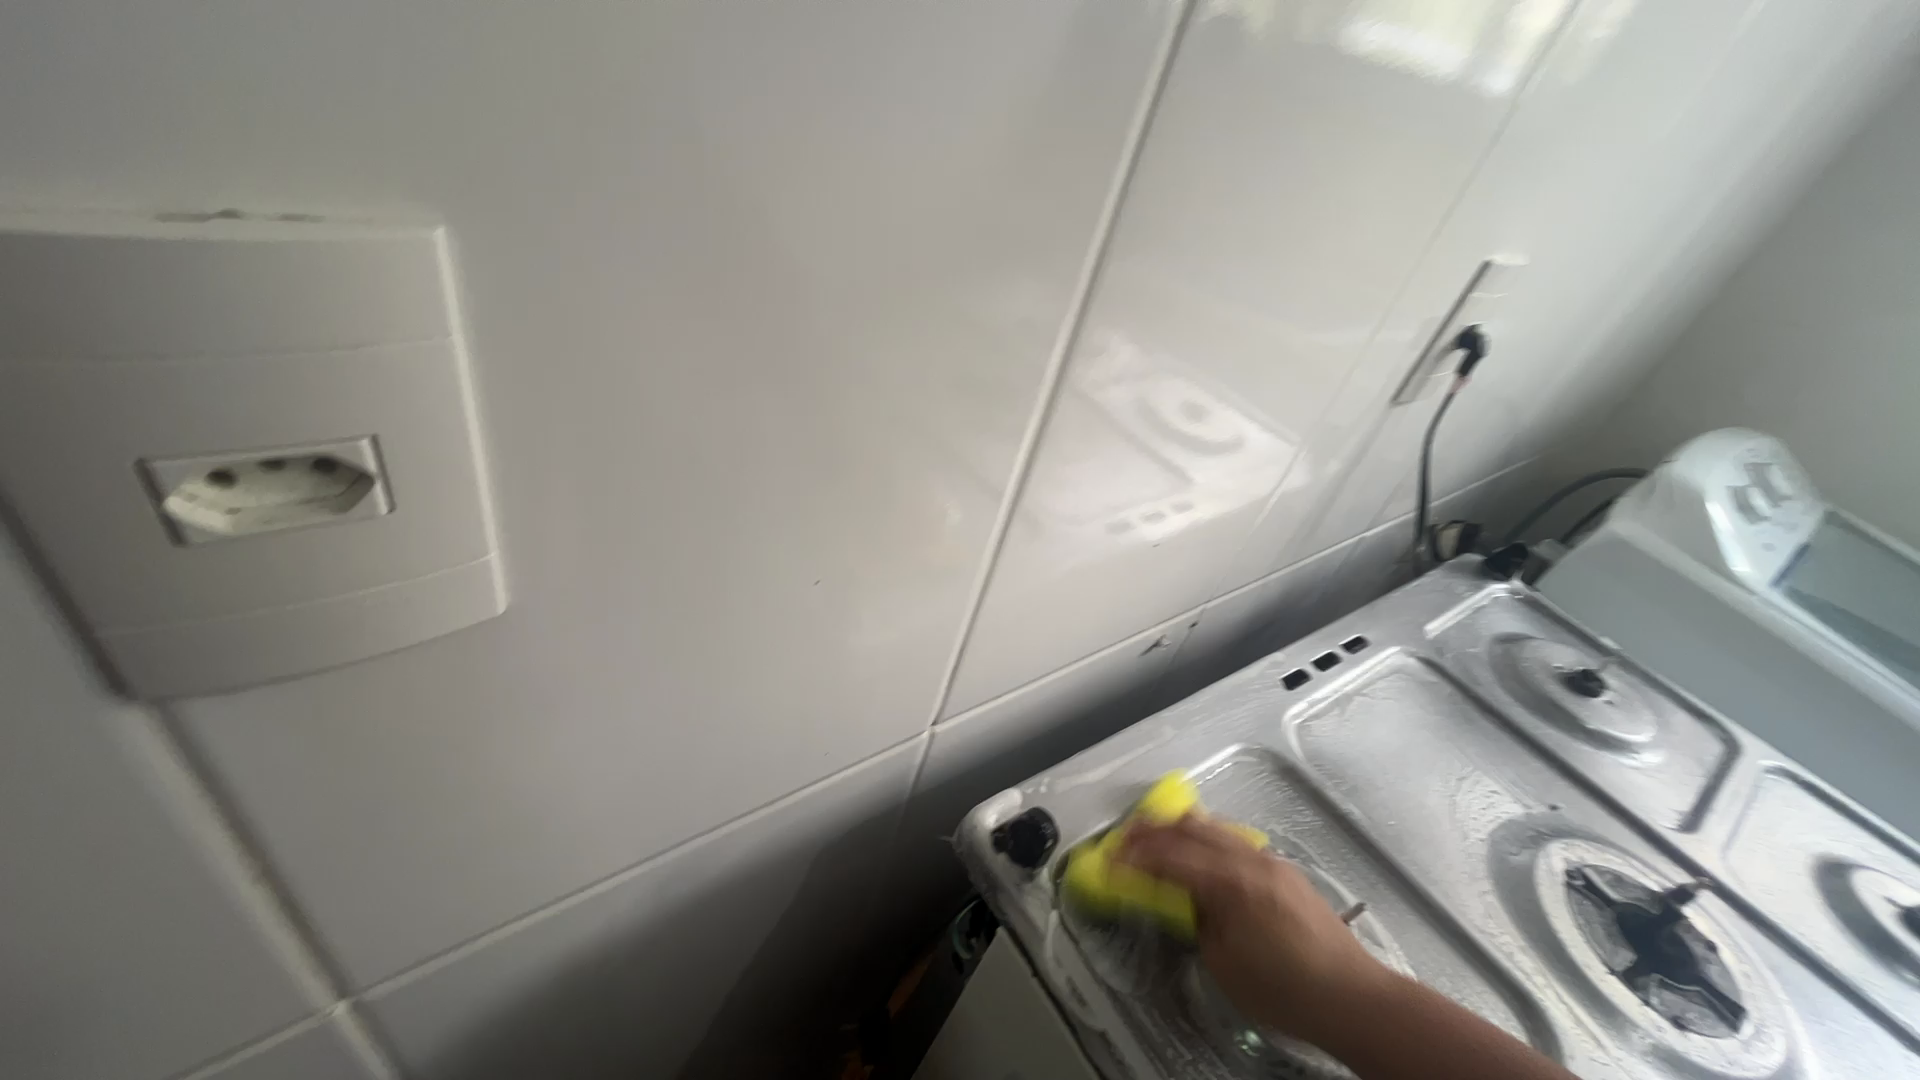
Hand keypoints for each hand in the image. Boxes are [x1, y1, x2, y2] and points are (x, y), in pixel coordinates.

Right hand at [1117, 814, 1390, 1041]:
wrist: (1354, 998)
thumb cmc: (1284, 990)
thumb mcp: (1223, 963)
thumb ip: (1197, 920)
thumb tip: (1183, 899)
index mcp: (1230, 882)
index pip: (1170, 856)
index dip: (1136, 855)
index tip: (1110, 858)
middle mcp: (1250, 859)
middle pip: (1192, 829)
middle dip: (1154, 829)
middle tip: (1126, 834)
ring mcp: (1271, 860)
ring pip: (1216, 828)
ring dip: (1181, 827)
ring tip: (1156, 831)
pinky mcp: (1285, 870)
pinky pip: (1235, 841)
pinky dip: (1208, 837)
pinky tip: (1200, 847)